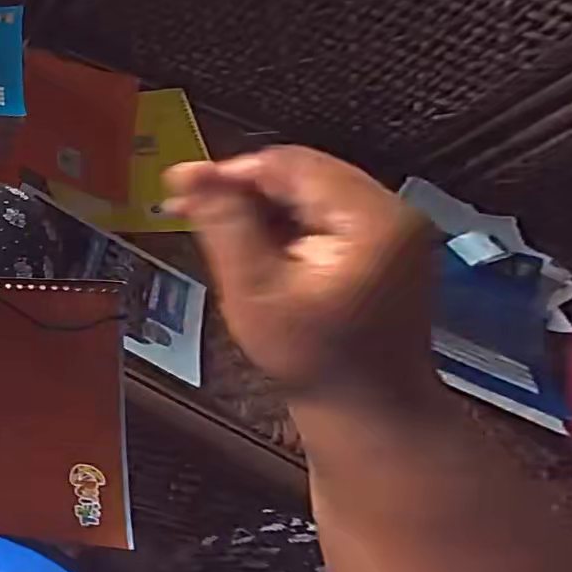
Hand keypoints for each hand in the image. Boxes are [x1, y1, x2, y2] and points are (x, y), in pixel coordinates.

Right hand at [165, 146, 437, 403]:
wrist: (365, 407)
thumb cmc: (307, 353)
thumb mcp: (253, 287)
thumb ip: (223, 224)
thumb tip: (186, 173)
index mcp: (369, 218)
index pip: (290, 165)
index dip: (231, 171)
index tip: (182, 187)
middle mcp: (389, 212)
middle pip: (301, 175)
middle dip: (241, 189)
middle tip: (189, 209)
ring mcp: (388, 230)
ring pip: (306, 194)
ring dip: (255, 206)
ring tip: (211, 227)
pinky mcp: (378, 247)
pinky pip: (318, 217)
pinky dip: (278, 224)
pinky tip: (247, 245)